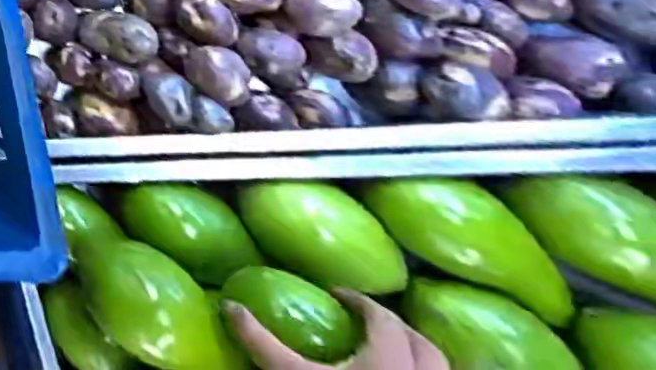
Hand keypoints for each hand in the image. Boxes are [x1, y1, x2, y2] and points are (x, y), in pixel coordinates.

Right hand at [225, 290, 447, 369]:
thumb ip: (261, 341)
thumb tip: (229, 305)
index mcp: (391, 363)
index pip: (385, 320)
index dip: (361, 301)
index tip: (336, 293)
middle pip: (427, 347)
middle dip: (399, 327)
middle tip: (366, 317)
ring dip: (419, 356)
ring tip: (389, 350)